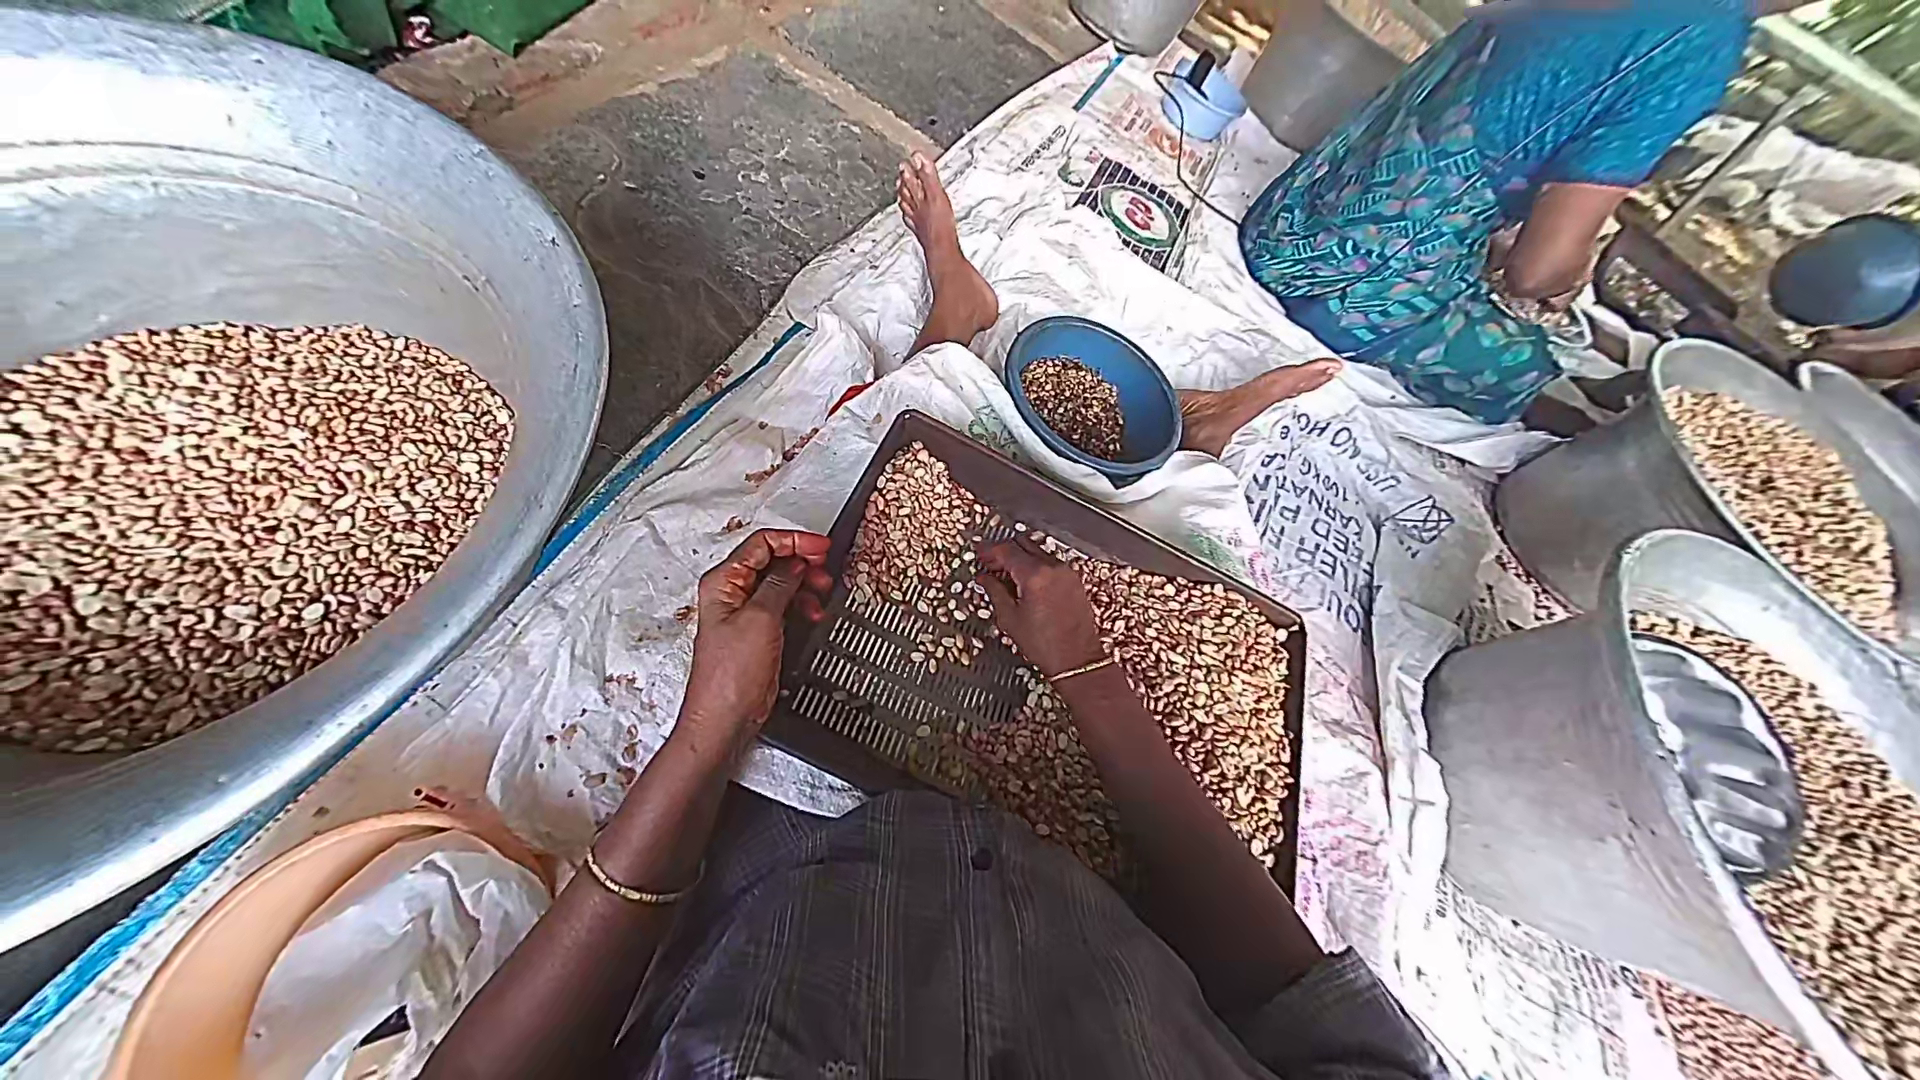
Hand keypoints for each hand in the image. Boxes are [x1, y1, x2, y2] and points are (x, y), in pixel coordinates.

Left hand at [679, 529, 832, 755]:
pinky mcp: (759, 629)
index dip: (794, 541)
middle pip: (772, 561)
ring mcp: (746, 612)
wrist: (726, 716)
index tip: (820, 547)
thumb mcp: (761, 619)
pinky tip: (812, 612)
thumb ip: (780, 584)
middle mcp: (732, 593)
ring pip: (782, 582)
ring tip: (821, 592)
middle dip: (802, 562)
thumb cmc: (729, 675)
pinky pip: (784, 604)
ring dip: (804, 584)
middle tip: (824, 568)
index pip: (761, 544)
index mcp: (723, 582)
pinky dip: (801, 604)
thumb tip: (795, 563)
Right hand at [974, 536, 1105, 677]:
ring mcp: (1066, 573)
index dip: (989, 550)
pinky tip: (1025, 581)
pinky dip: (1035, 565)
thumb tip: (985, 579)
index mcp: (1035, 575)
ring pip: (1038, 551)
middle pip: (1023, 544)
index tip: (980, 553)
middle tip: (989, 562)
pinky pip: (1050, 562)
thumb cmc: (1045, 645)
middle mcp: (1053, 568)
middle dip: (1004, 551)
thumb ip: (995, 592)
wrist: (1076, 660)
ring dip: (1020, 557)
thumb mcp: (1010, 619)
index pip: (1006, 550)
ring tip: (1005, 573)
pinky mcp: (1074, 580)